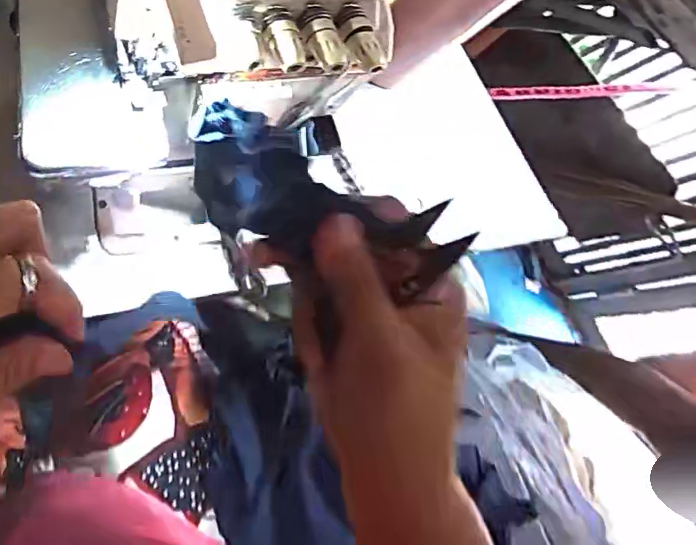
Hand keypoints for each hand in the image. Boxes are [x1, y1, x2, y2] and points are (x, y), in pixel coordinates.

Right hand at [254, 212, 486, 544]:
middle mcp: (399, 284)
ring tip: (320, 353)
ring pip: (324, 271)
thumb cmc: (399, 410)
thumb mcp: (379, 338)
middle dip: (314, 260)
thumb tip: (333, 219)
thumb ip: (355, 276)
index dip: (354, 212)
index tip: (310, 210)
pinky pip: (316, 304)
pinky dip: (308, 326)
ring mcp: (370, 305)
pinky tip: (320, 362)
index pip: (394, 223)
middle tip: (266, 252)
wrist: (386, 485)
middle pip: (350, 243)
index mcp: (429, 281)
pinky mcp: (345, 326)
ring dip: (309, 303)